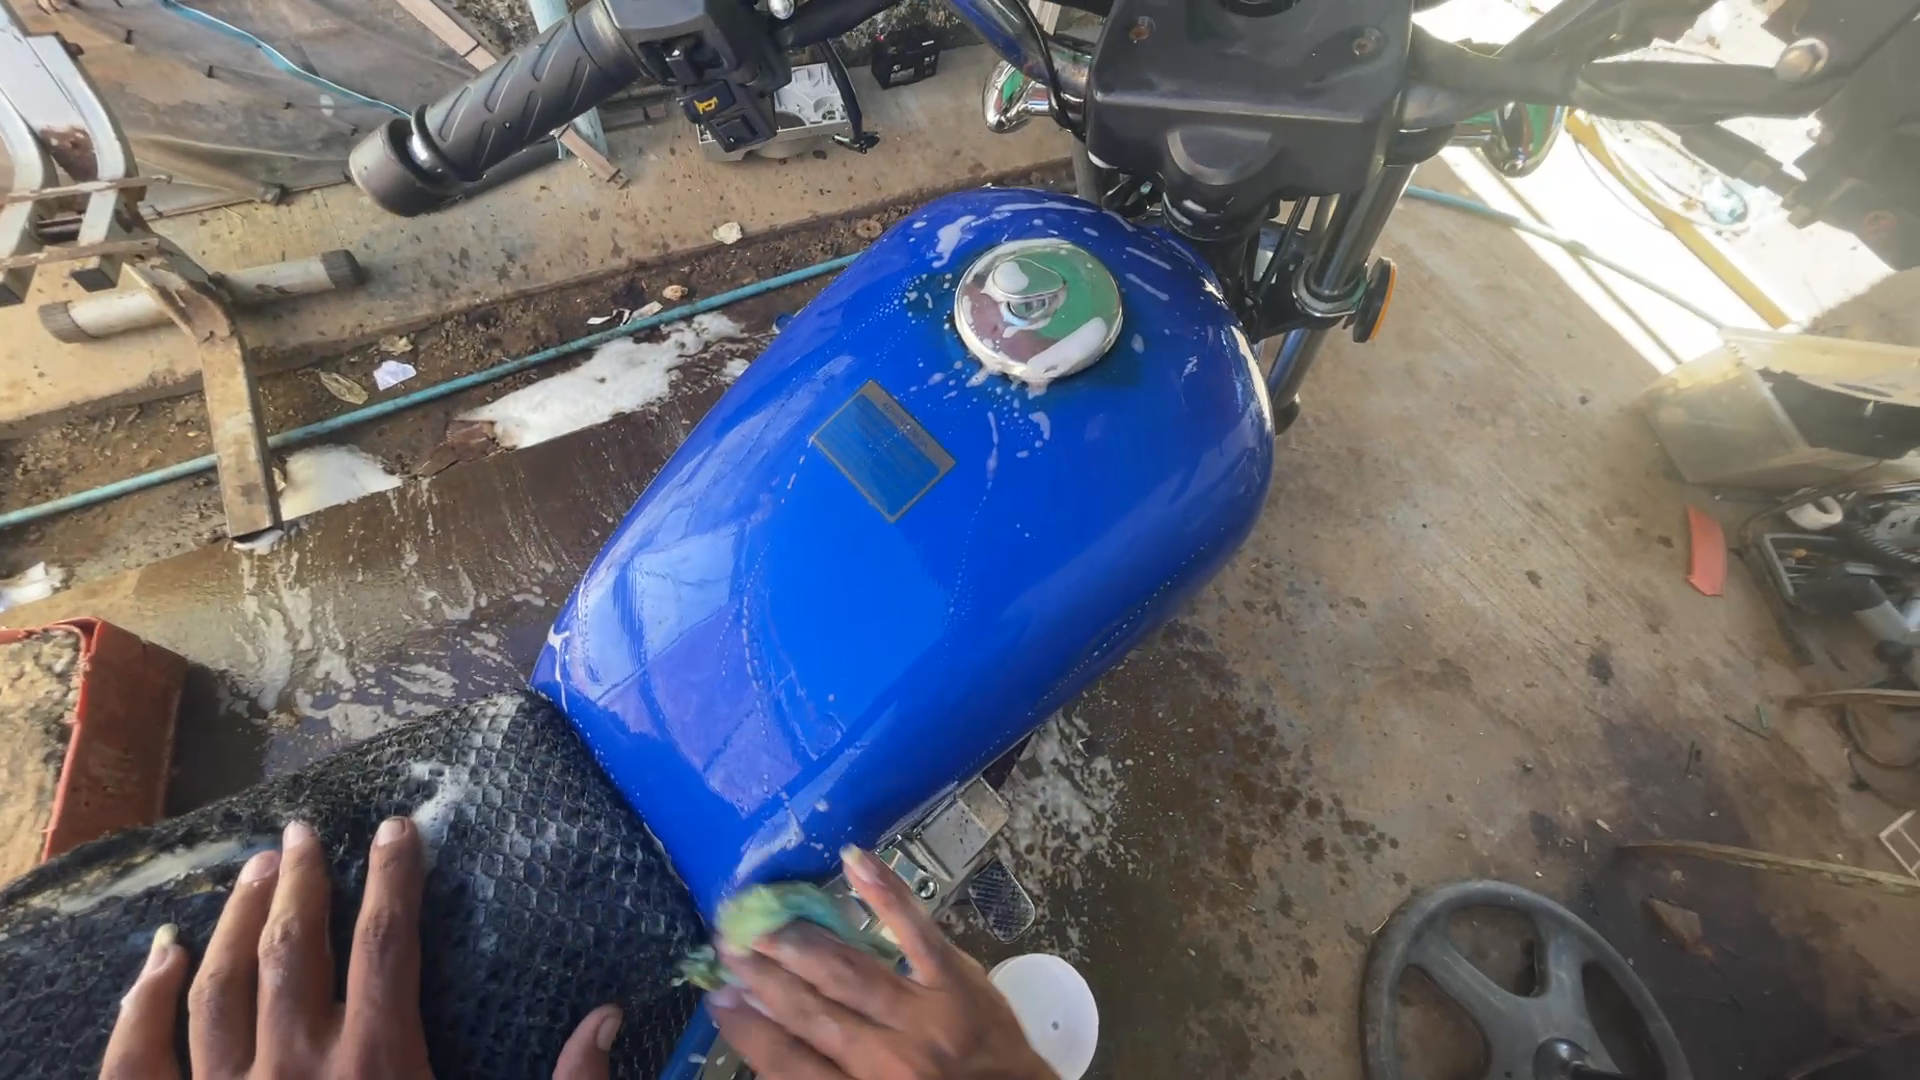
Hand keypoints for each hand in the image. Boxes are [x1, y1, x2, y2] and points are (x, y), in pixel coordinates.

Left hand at [101, 817, 623, 1078]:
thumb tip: (613, 1013)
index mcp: (375, 1061)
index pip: (386, 940)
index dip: (395, 875)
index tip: (398, 825)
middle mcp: (295, 1067)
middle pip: (295, 950)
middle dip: (302, 882)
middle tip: (303, 830)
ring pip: (218, 991)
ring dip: (234, 922)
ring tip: (253, 869)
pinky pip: (136, 1067)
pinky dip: (139, 1008)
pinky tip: (154, 958)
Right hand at [709, 848, 1055, 1079]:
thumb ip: (831, 1077)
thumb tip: (777, 1037)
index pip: (788, 1065)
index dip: (748, 1029)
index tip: (718, 997)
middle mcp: (884, 1062)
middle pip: (811, 1011)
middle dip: (764, 975)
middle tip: (728, 943)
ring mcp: (922, 1014)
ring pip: (848, 971)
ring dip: (800, 941)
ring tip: (763, 919)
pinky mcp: (955, 977)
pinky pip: (914, 929)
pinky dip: (883, 892)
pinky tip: (853, 860)